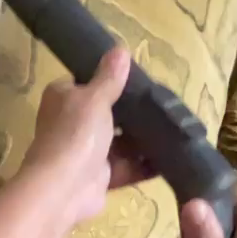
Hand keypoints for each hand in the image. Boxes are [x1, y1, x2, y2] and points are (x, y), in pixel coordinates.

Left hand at [19, 47, 153, 232]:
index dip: (110, 80)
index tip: (138, 79)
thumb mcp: (94, 97)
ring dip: (143, 141)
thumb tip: (120, 49)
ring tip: (172, 130)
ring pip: (119, 143)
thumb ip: (109, 77)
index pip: (87, 83)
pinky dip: (144, 165)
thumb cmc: (76, 134)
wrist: (64, 189)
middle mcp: (72, 125)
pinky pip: (126, 168)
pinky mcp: (99, 178)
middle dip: (132, 113)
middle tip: (162, 105)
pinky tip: (169, 159)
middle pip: (107, 114)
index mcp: (64, 98)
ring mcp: (86, 154)